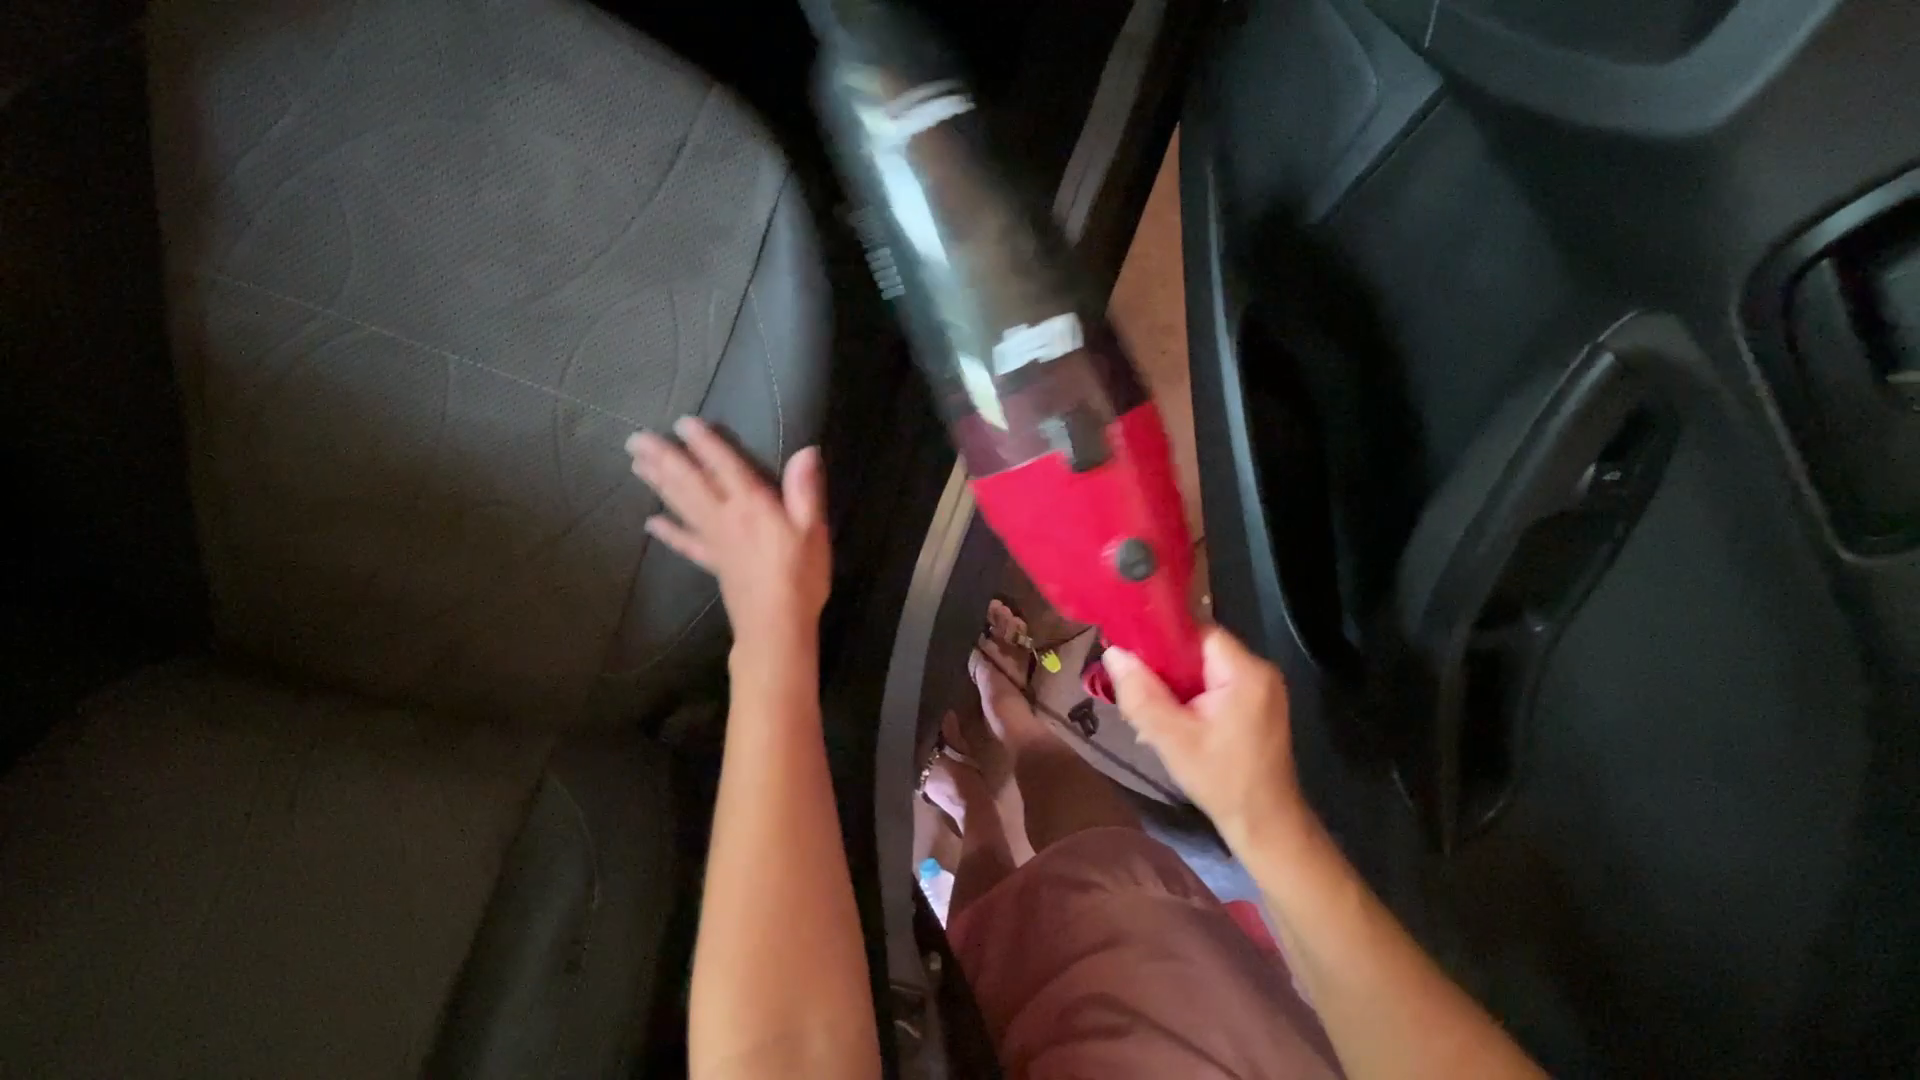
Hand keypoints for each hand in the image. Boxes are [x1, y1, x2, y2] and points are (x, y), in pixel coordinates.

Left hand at [626, 418, 830, 649]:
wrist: (777, 625)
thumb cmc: (801, 575)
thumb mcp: (812, 529)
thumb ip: (805, 490)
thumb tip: (806, 451)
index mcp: (753, 505)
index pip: (725, 466)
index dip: (705, 443)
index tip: (683, 422)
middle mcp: (726, 518)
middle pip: (691, 482)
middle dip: (664, 459)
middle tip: (636, 439)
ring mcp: (715, 541)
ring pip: (682, 505)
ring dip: (659, 483)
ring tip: (636, 463)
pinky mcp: (713, 563)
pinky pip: (686, 544)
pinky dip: (668, 532)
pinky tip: (650, 523)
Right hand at [1104, 630, 1307, 848]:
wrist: (1265, 824)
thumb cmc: (1221, 780)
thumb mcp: (1172, 739)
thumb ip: (1141, 694)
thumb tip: (1113, 653)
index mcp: (1245, 672)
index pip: (1196, 632)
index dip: (1162, 640)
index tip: (1133, 656)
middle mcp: (1259, 671)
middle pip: (1199, 650)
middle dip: (1166, 668)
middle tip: (1137, 688)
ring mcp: (1261, 689)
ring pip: (1205, 669)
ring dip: (1177, 686)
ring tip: (1152, 710)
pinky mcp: (1257, 705)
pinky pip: (1216, 686)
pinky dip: (1192, 697)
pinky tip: (1174, 721)